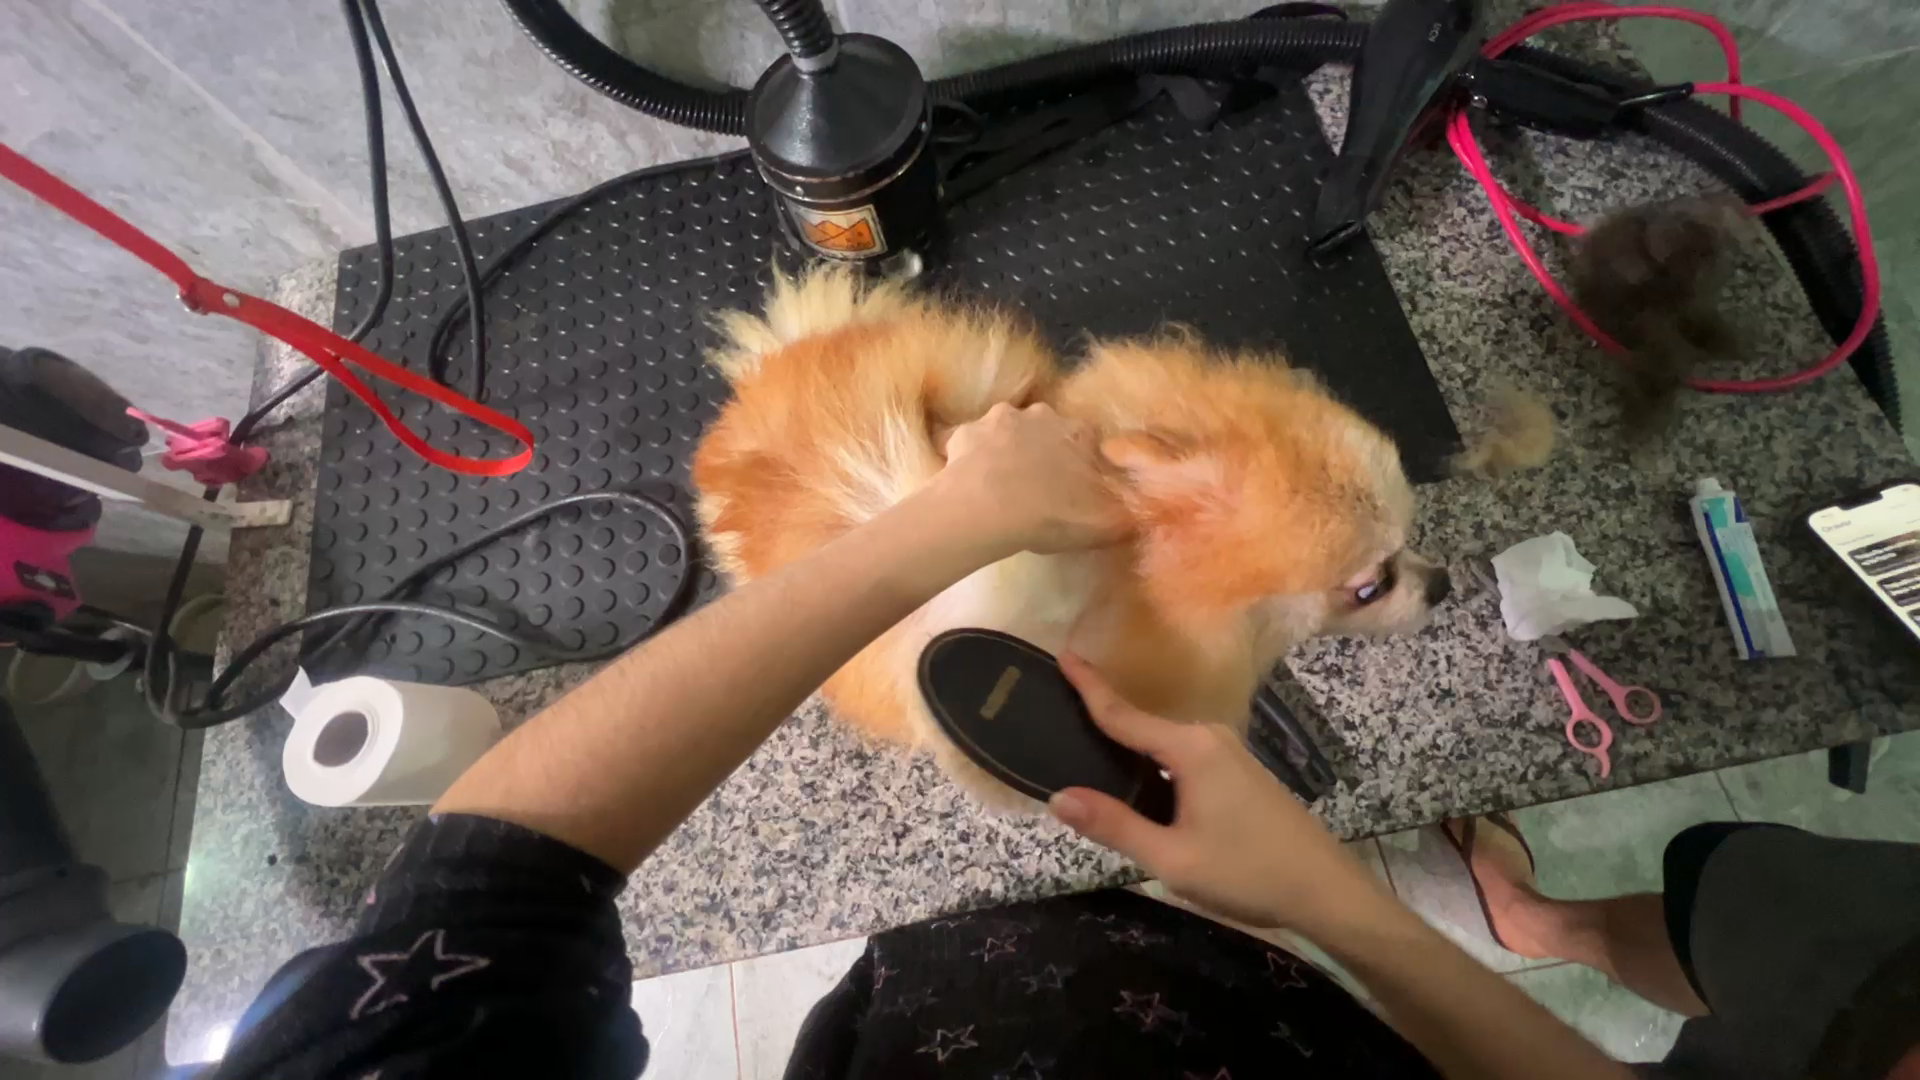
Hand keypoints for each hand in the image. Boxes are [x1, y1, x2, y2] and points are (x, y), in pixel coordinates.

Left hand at [934, 402, 1131, 555]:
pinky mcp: (964, 432)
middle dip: (1040, 451)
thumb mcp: (1104, 524)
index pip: (1086, 441)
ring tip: (998, 485)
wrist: (988, 511)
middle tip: (1034, 487)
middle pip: (1044, 431)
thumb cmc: (1050, 515)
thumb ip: (1127, 514)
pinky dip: (970, 458)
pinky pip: (970, 443)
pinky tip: (969, 482)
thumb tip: (1145, 512)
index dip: (1078, 465)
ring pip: (1005, 431)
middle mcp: (1040, 415)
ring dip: (1004, 450)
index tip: (1070, 489)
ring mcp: (997, 419)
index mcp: (1077, 432)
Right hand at [1048, 655, 1381, 929]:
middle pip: (1141, 724)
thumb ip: (1114, 825)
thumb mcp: (1172, 858)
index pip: (1123, 713)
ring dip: (1127, 747)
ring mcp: (1226, 750)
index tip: (1062, 654)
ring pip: (1161, 742)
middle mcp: (1207, 736)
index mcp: (1189, 747)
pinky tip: (1137, 785)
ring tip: (1086, 755)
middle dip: (1102, 719)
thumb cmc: (1248, 874)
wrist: (1328, 893)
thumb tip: (1059, 797)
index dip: (1089, 685)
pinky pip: (1179, 754)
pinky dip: (1151, 761)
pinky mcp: (1236, 769)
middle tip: (1057, 718)